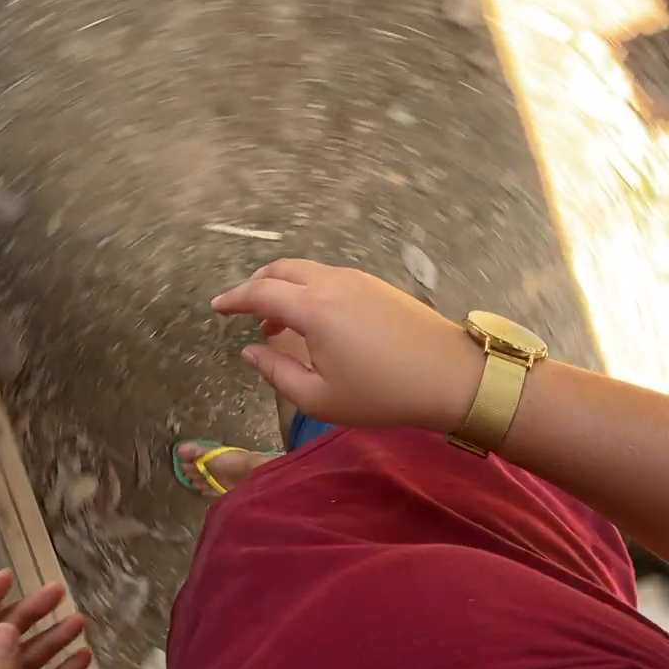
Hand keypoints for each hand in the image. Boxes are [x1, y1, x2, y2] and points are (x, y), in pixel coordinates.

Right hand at [212, 259, 485, 432]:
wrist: (452, 376)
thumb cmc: (383, 394)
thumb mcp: (320, 398)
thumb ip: (277, 373)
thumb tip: (251, 352)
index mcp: (313, 309)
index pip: (259, 292)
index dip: (233, 299)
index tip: (216, 308)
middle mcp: (331, 282)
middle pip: (280, 270)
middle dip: (255, 286)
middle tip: (243, 311)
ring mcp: (356, 279)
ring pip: (305, 270)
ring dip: (282, 288)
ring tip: (276, 323)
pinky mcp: (375, 284)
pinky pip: (327, 276)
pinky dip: (306, 289)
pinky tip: (313, 320)